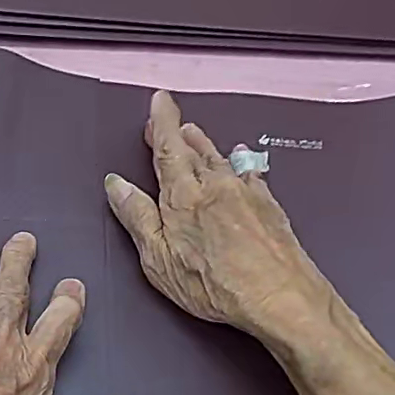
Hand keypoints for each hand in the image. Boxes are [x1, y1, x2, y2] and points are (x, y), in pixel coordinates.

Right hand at [103, 90, 346, 350]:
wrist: (279, 295)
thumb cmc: (212, 284)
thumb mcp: (158, 258)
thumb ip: (136, 217)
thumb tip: (116, 184)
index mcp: (183, 195)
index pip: (169, 147)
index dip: (162, 121)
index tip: (159, 100)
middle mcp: (216, 184)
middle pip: (194, 149)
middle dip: (179, 133)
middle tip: (168, 122)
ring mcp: (246, 191)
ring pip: (221, 157)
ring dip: (205, 144)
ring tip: (196, 133)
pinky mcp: (269, 204)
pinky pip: (249, 171)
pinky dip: (238, 161)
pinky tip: (240, 157)